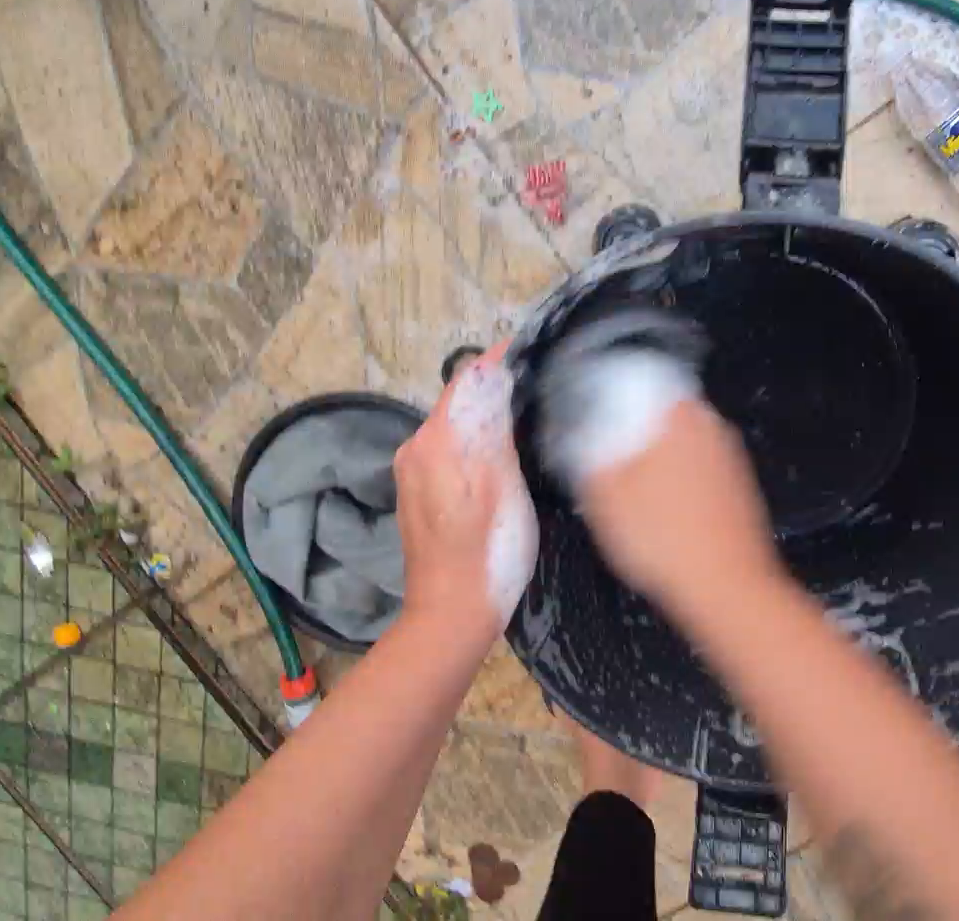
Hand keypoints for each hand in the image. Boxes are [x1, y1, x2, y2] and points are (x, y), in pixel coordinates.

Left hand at [394, 345, 535, 636]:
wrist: (450, 615)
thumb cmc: (487, 553)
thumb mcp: (502, 488)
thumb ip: (495, 430)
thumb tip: (497, 379)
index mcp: (435, 442)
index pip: (467, 380)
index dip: (499, 360)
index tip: (533, 344)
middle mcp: (416, 448)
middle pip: (459, 400)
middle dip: (497, 384)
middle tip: (544, 376)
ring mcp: (414, 472)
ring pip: (455, 424)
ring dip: (488, 411)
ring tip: (532, 405)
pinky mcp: (420, 491)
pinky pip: (451, 448)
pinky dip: (477, 437)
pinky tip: (507, 445)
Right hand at [576, 399, 784, 611]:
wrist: (726, 589)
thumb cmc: (667, 542)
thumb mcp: (602, 495)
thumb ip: (585, 454)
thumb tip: (575, 437)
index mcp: (677, 412)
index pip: (631, 381)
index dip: (602, 400)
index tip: (586, 420)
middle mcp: (710, 425)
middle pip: (654, 415)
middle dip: (628, 436)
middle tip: (605, 466)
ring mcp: (729, 456)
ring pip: (676, 446)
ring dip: (652, 463)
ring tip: (630, 498)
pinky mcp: (737, 487)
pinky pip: (695, 475)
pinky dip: (675, 487)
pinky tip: (661, 518)